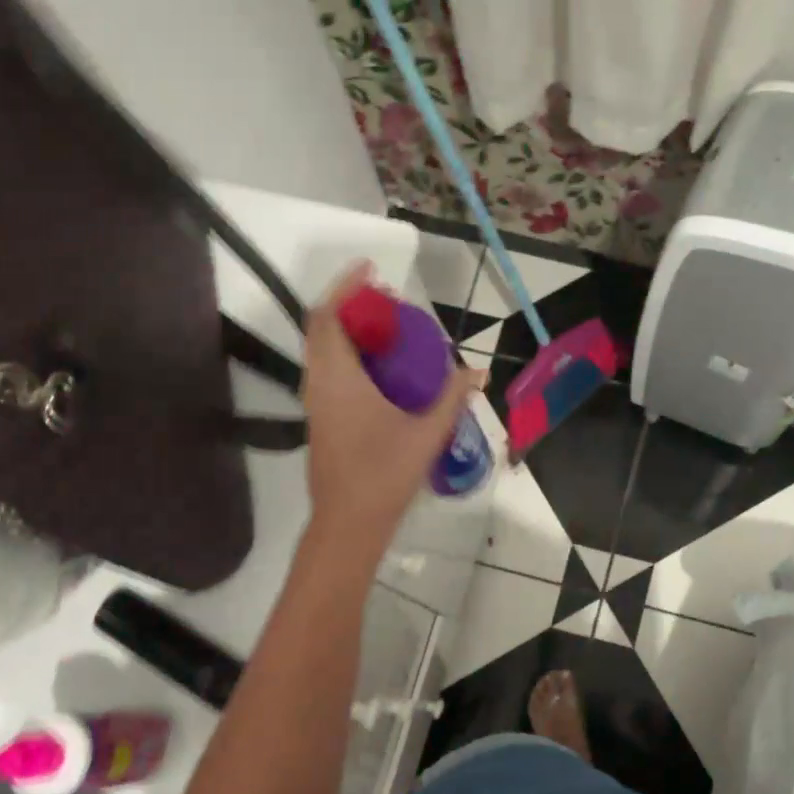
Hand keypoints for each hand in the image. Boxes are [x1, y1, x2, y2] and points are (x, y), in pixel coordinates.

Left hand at [300, 263, 476, 551]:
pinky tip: (378, 372)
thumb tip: (478, 372)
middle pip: (322, 329)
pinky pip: (327, 373)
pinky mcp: (319, 421)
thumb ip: (452, 398)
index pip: (330, 316)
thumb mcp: (427, 433)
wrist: (348, 523)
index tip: (369, 269)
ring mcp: (315, 404)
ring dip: (347, 333)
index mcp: (338, 378)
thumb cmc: (385, 474)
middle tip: (385, 303)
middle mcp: (319, 383)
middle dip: (349, 307)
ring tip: (385, 332)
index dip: (346, 287)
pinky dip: (347, 357)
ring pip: (322, 353)